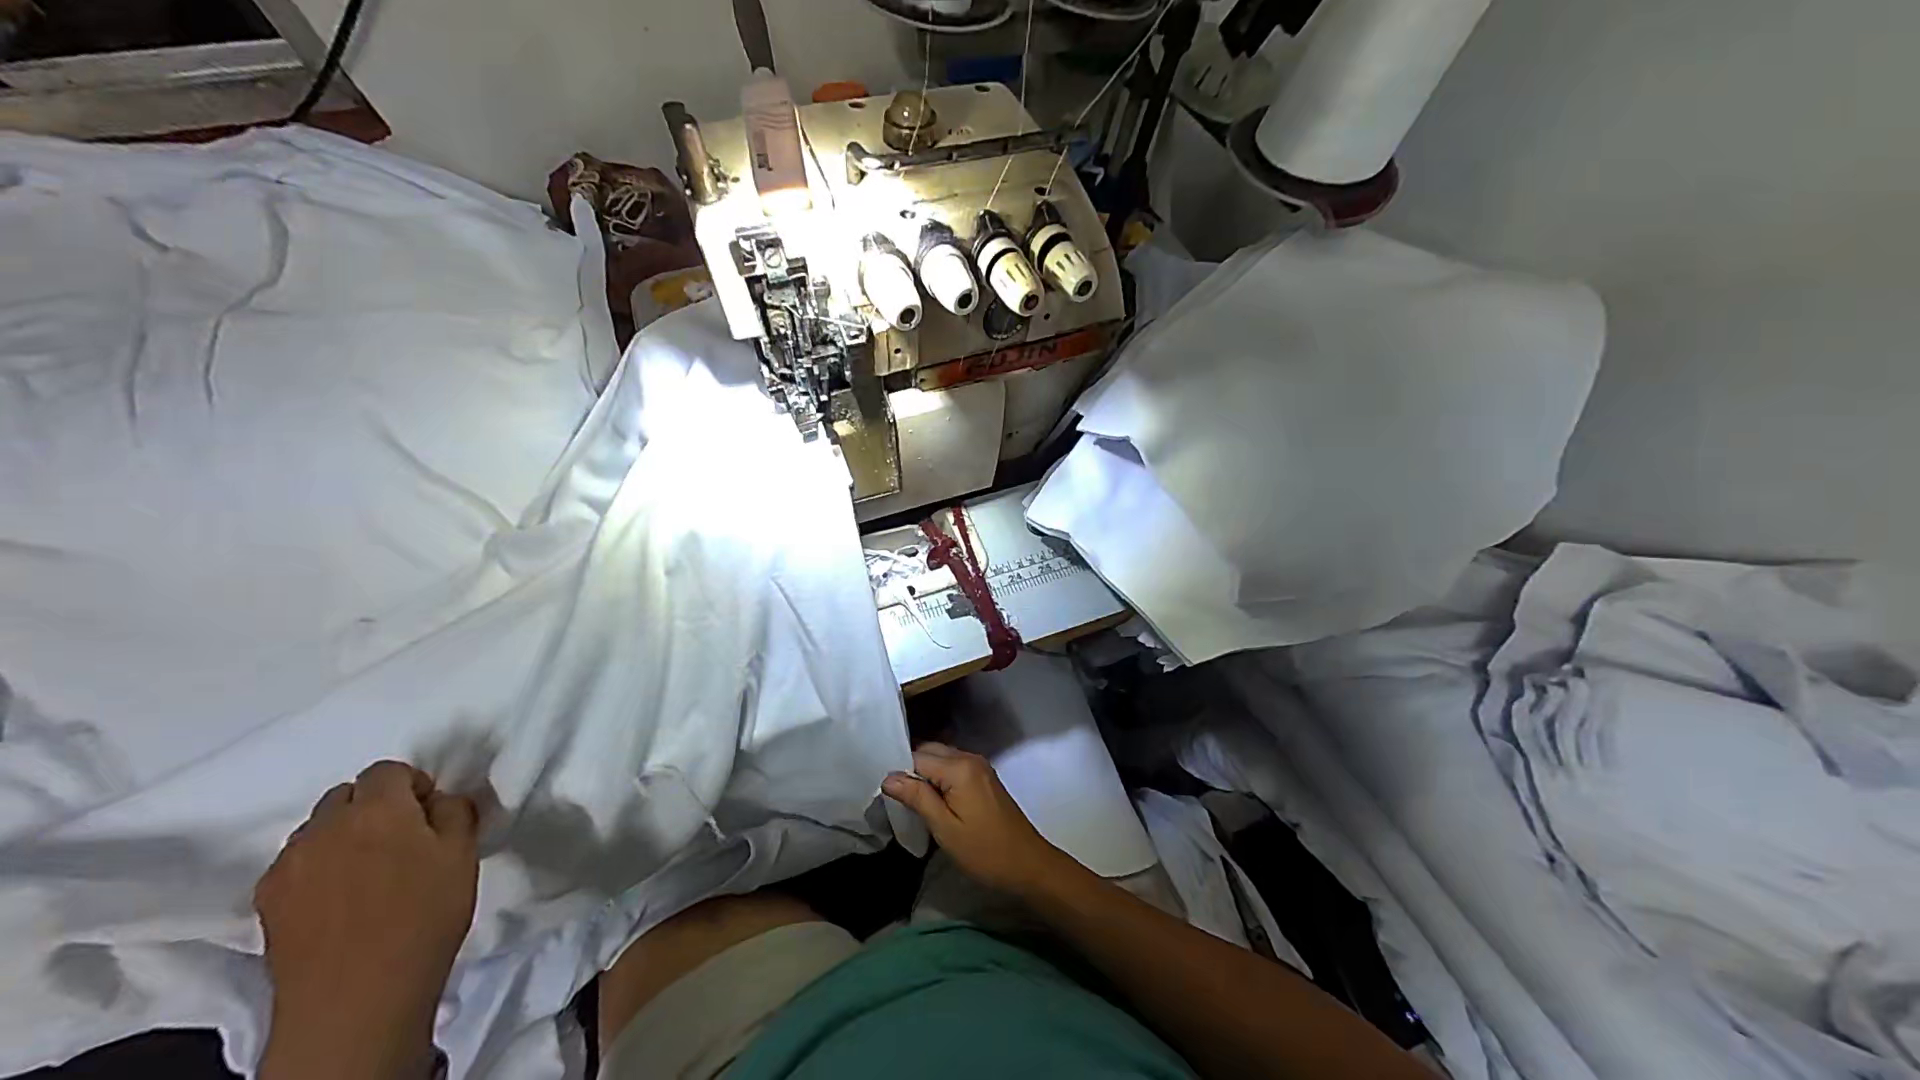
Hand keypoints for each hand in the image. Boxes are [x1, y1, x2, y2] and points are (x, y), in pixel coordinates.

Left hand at [254, 761, 479, 1079]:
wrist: (357, 998)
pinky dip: (318, 866)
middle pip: (347, 794)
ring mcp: (288, 864)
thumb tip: (440, 800)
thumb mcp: (463, 855)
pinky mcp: (265, 901)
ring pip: (318, 828)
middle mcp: (325, 825)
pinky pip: (296, 863)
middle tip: (403, 839)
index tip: (431, 814)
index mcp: (378, 808)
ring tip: (368, 871)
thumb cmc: (424, 917)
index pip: (389, 770)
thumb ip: (455, 812)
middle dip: (375, 806)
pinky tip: (339, 898)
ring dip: (343, 835)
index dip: (414, 786)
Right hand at [882, 743, 1079, 897]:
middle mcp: (970, 758)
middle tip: (896, 799)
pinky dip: (939, 778)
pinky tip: (932, 800)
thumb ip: (917, 798)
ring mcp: (979, 766)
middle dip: (910, 770)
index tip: (886, 794)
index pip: (916, 756)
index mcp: (959, 767)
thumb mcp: (945, 828)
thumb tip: (888, 778)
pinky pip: (953, 767)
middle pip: (929, 752)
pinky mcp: (984, 778)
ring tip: (910, 801)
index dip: (899, 773)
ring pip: (941, 758)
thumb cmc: (984, 851)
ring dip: (924, 775)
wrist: (1028, 865)